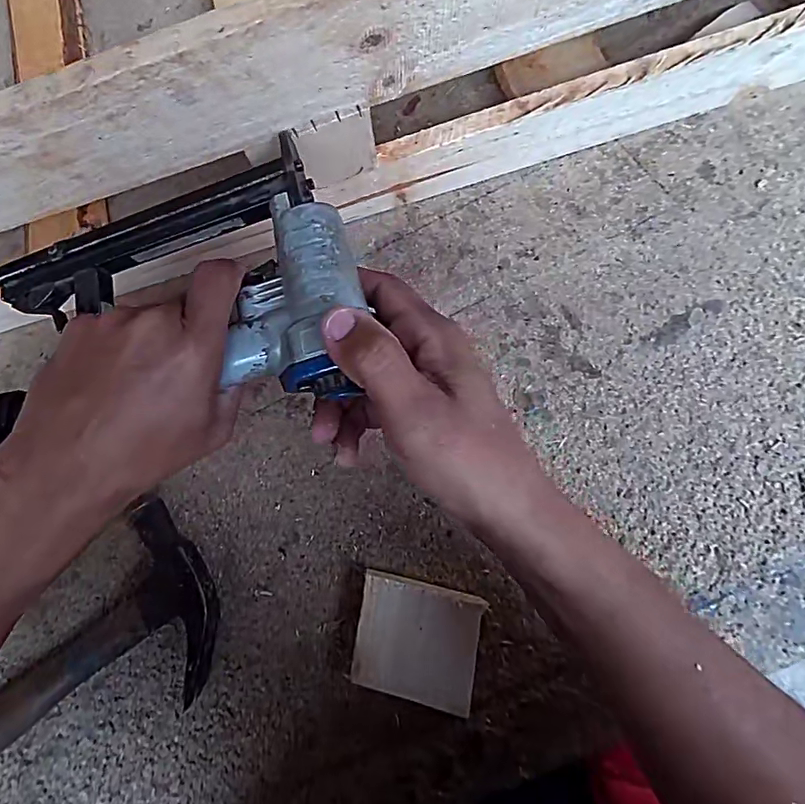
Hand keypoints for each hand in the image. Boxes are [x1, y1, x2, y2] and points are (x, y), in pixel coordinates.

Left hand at [0, 259, 246, 527]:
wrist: (61, 467)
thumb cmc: (130, 456)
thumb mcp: (209, 432)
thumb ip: (235, 390)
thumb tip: (244, 371)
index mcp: (192, 348)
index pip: (218, 277)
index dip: (230, 273)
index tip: (234, 282)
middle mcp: (152, 325)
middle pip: (185, 301)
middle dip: (190, 326)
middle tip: (186, 361)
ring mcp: (113, 323)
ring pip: (149, 315)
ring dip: (153, 338)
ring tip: (141, 381)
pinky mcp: (82, 327)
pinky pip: (115, 325)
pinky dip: (120, 345)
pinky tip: (115, 379)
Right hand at [311, 269, 555, 528]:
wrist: (506, 514)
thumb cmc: (462, 457)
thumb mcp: (410, 405)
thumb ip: (372, 357)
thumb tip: (332, 315)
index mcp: (430, 336)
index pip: (381, 289)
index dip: (340, 290)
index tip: (298, 312)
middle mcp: (426, 350)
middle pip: (365, 336)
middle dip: (330, 364)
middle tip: (300, 392)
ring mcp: (424, 381)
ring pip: (365, 374)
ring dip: (338, 402)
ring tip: (326, 440)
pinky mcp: (421, 410)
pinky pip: (377, 403)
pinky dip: (357, 423)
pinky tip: (348, 453)